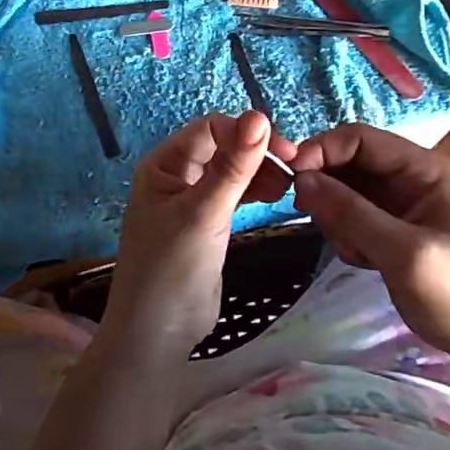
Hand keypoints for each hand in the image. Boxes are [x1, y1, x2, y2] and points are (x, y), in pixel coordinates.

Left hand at [106, 112, 297, 353]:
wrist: (156, 334)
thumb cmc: (172, 269)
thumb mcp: (204, 214)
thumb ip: (233, 166)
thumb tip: (259, 115)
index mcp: (164, 165)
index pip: (210, 129)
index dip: (248, 133)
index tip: (287, 153)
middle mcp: (174, 176)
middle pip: (222, 146)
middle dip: (256, 153)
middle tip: (293, 173)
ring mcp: (189, 200)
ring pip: (230, 170)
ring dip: (258, 172)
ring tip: (286, 189)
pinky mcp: (205, 224)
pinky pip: (231, 194)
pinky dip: (253, 191)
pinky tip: (275, 198)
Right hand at [288, 123, 449, 372]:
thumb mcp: (405, 254)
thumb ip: (351, 213)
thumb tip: (301, 180)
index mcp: (429, 169)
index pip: (363, 139)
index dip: (323, 150)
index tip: (292, 178)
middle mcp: (414, 179)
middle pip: (351, 163)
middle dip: (329, 189)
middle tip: (322, 223)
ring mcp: (405, 205)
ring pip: (347, 192)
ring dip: (338, 217)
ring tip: (357, 251)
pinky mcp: (395, 230)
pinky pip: (354, 217)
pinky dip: (347, 235)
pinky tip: (364, 261)